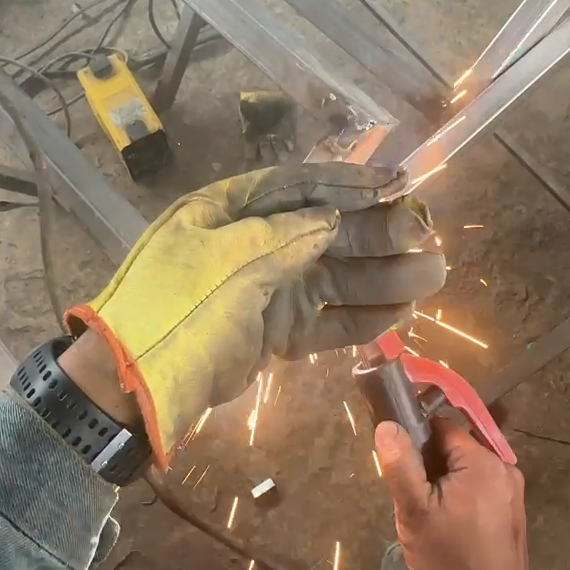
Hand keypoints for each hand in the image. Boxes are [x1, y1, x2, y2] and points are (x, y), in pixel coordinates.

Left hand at [66, 163, 444, 461]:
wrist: (137, 385)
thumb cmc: (178, 308)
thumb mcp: (230, 258)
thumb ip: (288, 234)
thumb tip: (336, 219)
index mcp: (229, 211)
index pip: (300, 186)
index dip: (352, 184)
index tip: (400, 184)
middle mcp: (251, 243)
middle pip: (324, 231)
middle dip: (377, 234)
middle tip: (427, 237)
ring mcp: (264, 289)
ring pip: (332, 277)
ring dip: (381, 276)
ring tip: (432, 275)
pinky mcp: (274, 331)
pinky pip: (324, 319)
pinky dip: (361, 317)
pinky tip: (400, 312)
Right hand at [375, 417, 530, 569]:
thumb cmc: (450, 559)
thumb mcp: (414, 511)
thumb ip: (400, 464)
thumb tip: (388, 425)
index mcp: (483, 461)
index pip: (441, 427)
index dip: (415, 443)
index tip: (402, 469)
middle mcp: (505, 468)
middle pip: (454, 449)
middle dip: (430, 467)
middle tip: (415, 501)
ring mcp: (513, 492)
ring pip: (465, 471)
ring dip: (445, 485)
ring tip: (431, 518)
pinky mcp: (513, 512)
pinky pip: (480, 489)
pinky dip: (461, 498)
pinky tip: (451, 527)